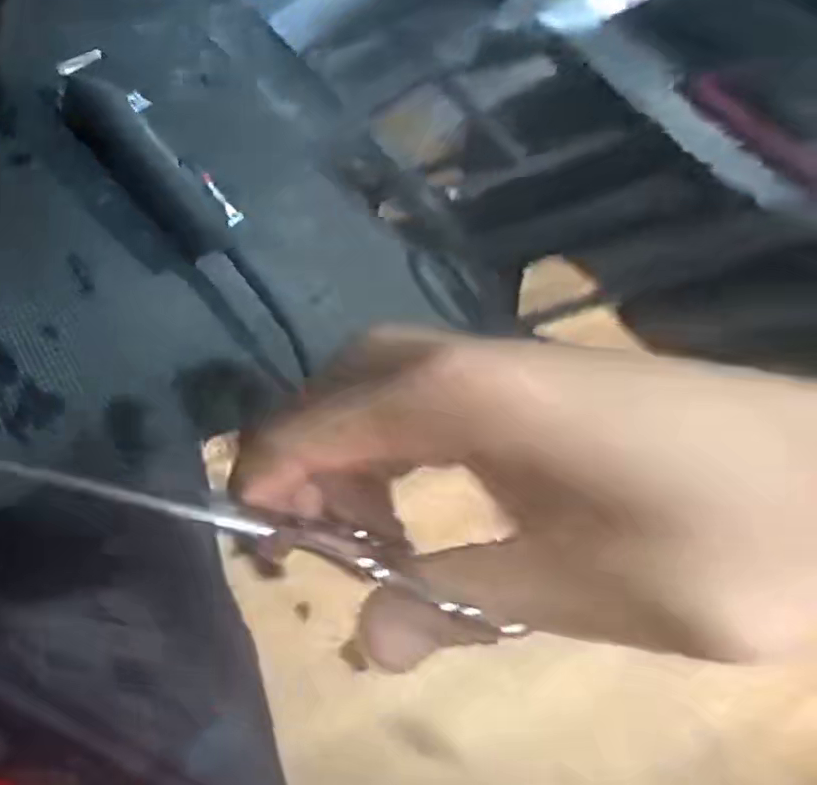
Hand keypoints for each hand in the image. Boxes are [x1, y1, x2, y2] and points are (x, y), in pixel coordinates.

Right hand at [231, 326, 816, 670]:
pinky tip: (409, 490)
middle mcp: (429, 357)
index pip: (302, 432)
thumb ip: (458, 604)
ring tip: (374, 530)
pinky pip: (381, 390)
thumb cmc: (735, 535)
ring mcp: (458, 351)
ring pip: (339, 394)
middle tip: (326, 547)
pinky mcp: (485, 362)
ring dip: (333, 461)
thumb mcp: (598, 593)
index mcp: (442, 398)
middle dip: (297, 475)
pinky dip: (369, 441)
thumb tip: (368, 646)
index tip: (264, 547)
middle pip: (311, 405)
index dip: (263, 486)